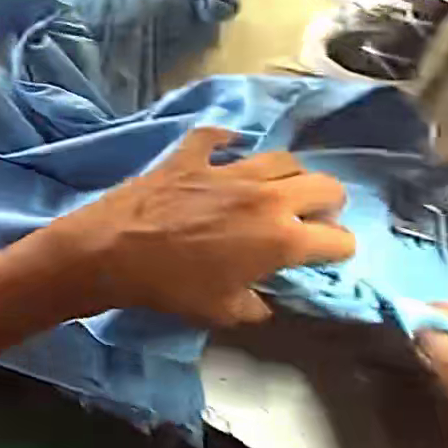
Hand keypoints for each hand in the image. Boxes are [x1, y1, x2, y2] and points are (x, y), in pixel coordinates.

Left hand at [17, 126, 355, 326]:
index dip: (336, 250)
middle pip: (325, 186)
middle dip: (326, 204)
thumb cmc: (166, 286)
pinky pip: (213, 136)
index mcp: (282, 238)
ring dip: (285, 174)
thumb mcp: (222, 311)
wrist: (108, 252)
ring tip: (271, 188)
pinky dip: (224, 139)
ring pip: (280, 157)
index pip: (339, 240)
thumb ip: (255, 304)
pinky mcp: (185, 158)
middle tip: (306, 217)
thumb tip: (262, 299)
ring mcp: (222, 171)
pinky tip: (226, 147)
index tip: (321, 255)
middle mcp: (263, 197)